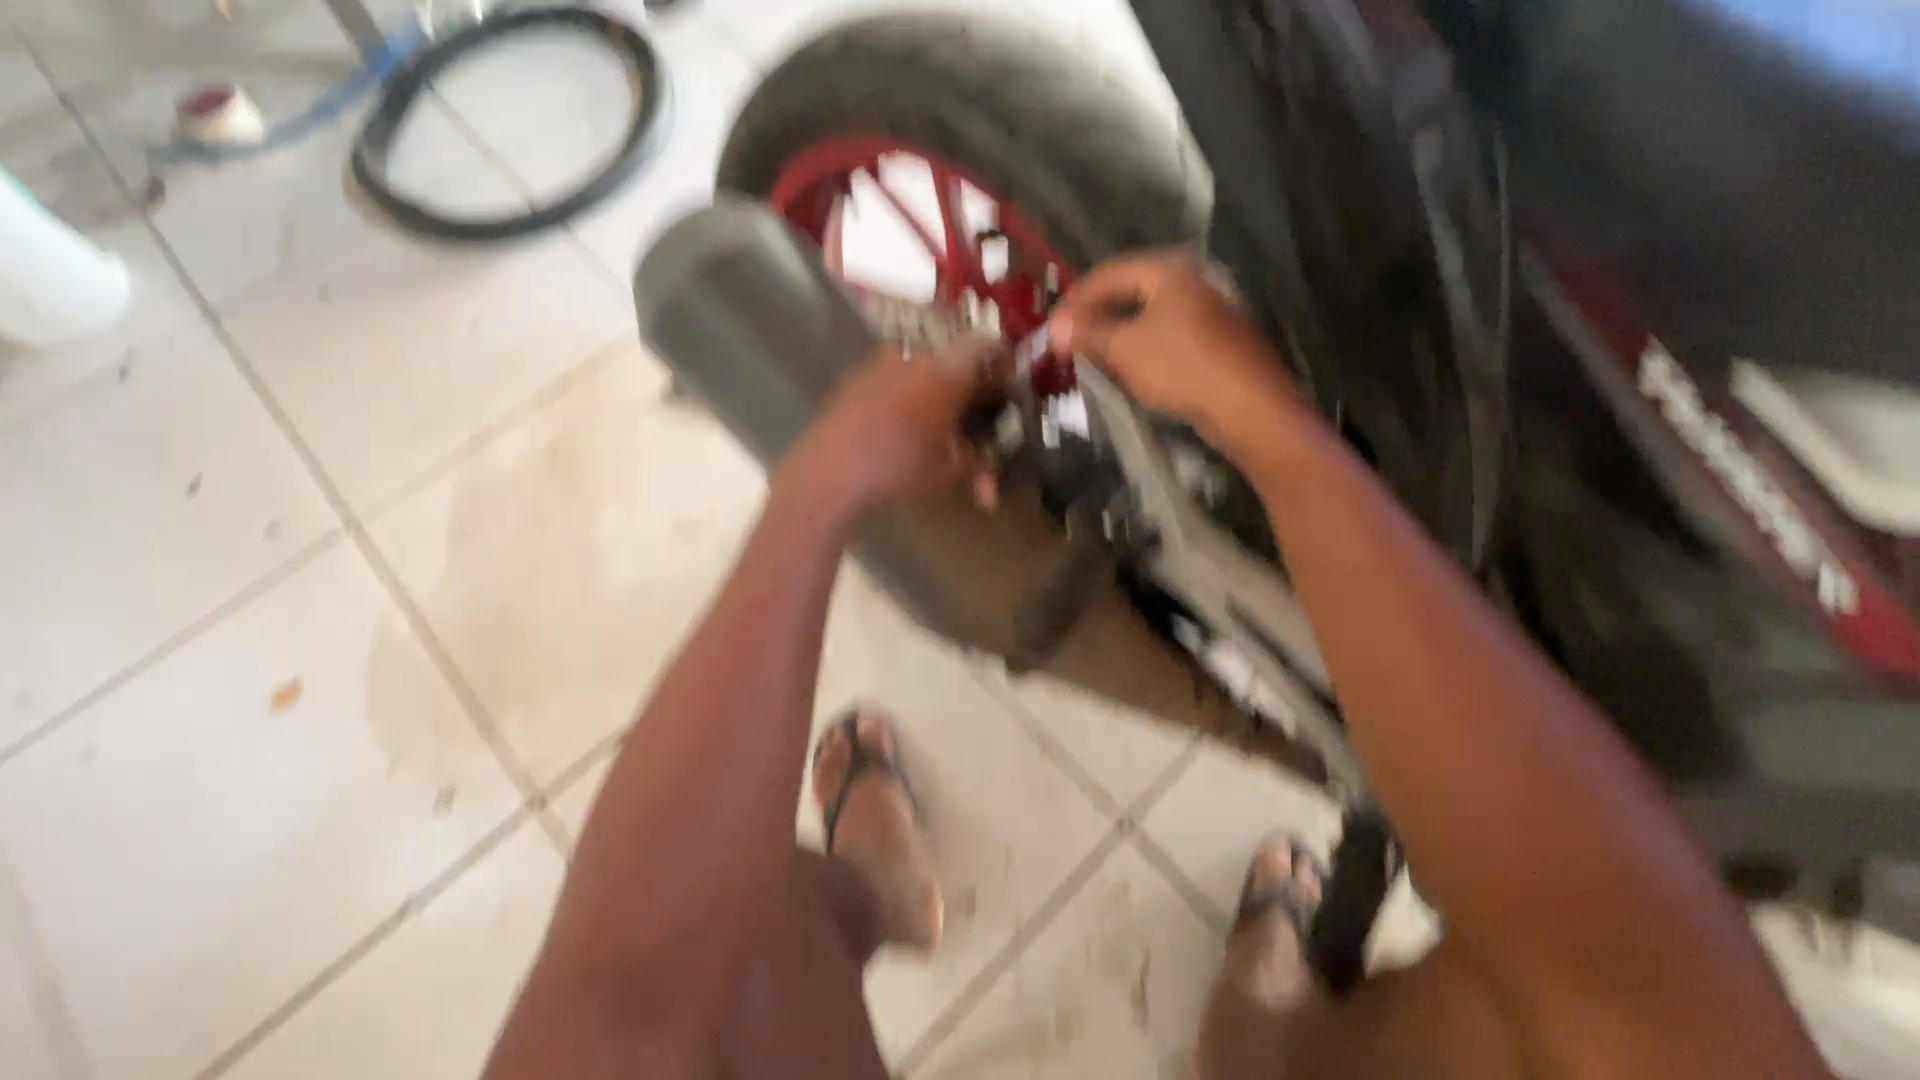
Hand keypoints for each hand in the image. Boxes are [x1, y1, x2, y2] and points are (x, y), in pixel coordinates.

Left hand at [783, 335, 1009, 510]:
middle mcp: (915, 357)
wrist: (829, 471)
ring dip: (934, 392)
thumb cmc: (899, 468)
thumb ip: (976, 468)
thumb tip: (990, 485)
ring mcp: (880, 364)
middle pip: (952, 359)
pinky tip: (899, 429)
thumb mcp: (948, 473)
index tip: (1005, 387)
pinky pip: (892, 380)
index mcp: (947, 372)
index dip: (1002, 361)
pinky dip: (905, 398)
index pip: (986, 344)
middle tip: (972, 416)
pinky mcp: (855, 379)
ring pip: (921, 369)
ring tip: (934, 428)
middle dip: (967, 385)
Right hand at [1047, 249, 1298, 441]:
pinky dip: (1140, 347)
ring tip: (1090, 357)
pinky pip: (1165, 336)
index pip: (1107, 273)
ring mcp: (1206, 310)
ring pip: (1148, 316)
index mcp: (1167, 268)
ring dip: (1116, 334)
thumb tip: (1052, 328)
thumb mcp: (1124, 348)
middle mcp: (1190, 279)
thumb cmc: (1181, 365)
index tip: (1051, 324)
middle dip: (1096, 316)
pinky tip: (1126, 369)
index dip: (1075, 298)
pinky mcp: (1214, 340)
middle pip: (1129, 292)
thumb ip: (1087, 334)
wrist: (1247, 405)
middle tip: (1067, 341)